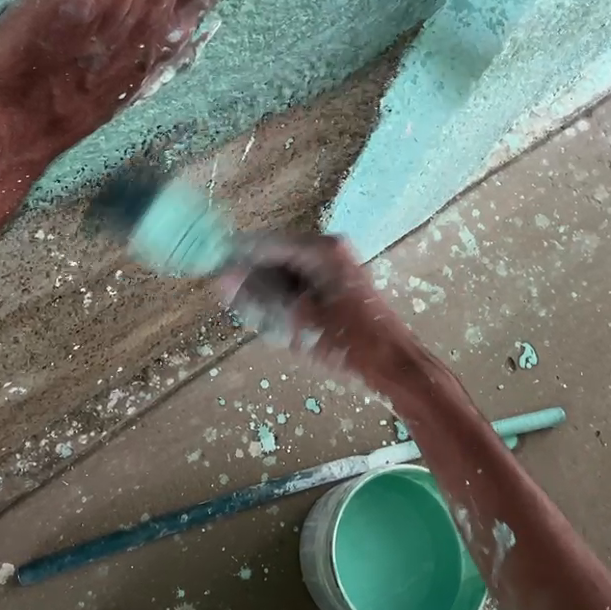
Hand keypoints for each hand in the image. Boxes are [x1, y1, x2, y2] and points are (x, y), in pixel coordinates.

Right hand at [221, 235, 423, 386]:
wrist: (393, 365)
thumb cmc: (348, 342)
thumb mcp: (295, 320)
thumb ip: (256, 295)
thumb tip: (222, 278)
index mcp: (320, 248)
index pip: (264, 244)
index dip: (238, 262)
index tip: (217, 280)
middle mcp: (328, 248)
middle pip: (276, 256)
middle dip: (254, 281)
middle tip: (236, 305)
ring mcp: (335, 264)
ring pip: (286, 272)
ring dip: (269, 293)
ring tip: (261, 318)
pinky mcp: (338, 282)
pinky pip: (301, 282)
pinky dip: (286, 299)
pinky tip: (281, 321)